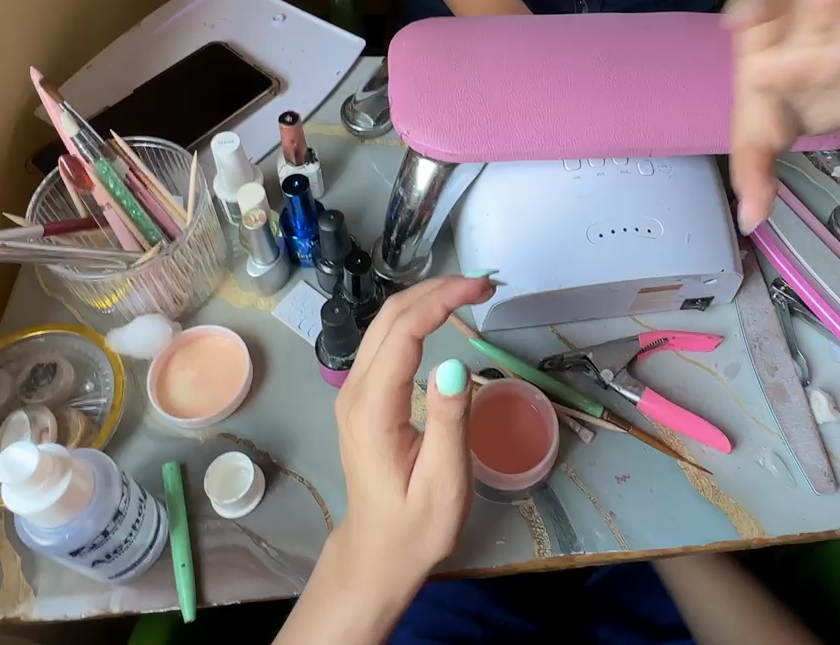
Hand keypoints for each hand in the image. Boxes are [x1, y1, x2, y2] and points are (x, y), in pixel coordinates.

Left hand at [277, 275, 493, 644]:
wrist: (377, 554)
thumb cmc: (415, 526)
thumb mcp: (444, 484)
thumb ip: (450, 422)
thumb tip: (456, 364)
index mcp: (373, 408)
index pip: (405, 331)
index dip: (443, 300)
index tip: (482, 288)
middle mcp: (355, 389)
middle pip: (391, 315)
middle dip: (437, 288)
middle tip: (485, 284)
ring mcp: (355, 388)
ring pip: (386, 321)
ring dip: (428, 297)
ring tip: (471, 291)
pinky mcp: (363, 392)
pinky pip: (388, 337)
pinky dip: (418, 314)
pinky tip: (444, 313)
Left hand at [726, 0, 839, 233]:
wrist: (795, 89)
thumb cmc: (769, 110)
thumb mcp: (753, 145)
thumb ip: (752, 174)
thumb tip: (750, 220)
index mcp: (762, 48)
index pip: (754, 20)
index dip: (751, 12)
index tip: (745, 13)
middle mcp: (805, 33)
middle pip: (814, 3)